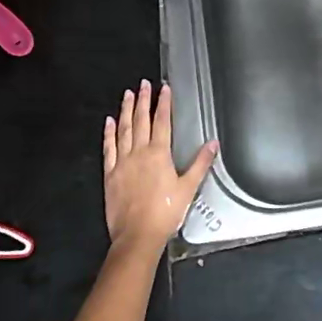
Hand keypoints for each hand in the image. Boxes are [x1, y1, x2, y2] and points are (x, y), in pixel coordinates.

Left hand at [102, 80, 216, 256]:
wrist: (137, 236)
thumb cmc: (165, 212)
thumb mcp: (188, 188)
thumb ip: (200, 163)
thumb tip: (213, 143)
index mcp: (159, 153)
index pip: (162, 121)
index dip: (163, 103)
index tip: (164, 88)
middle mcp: (139, 152)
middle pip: (141, 120)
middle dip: (143, 100)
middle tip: (143, 84)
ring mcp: (122, 162)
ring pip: (123, 129)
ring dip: (125, 110)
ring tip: (127, 95)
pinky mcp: (110, 174)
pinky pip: (108, 148)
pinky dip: (108, 133)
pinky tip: (109, 122)